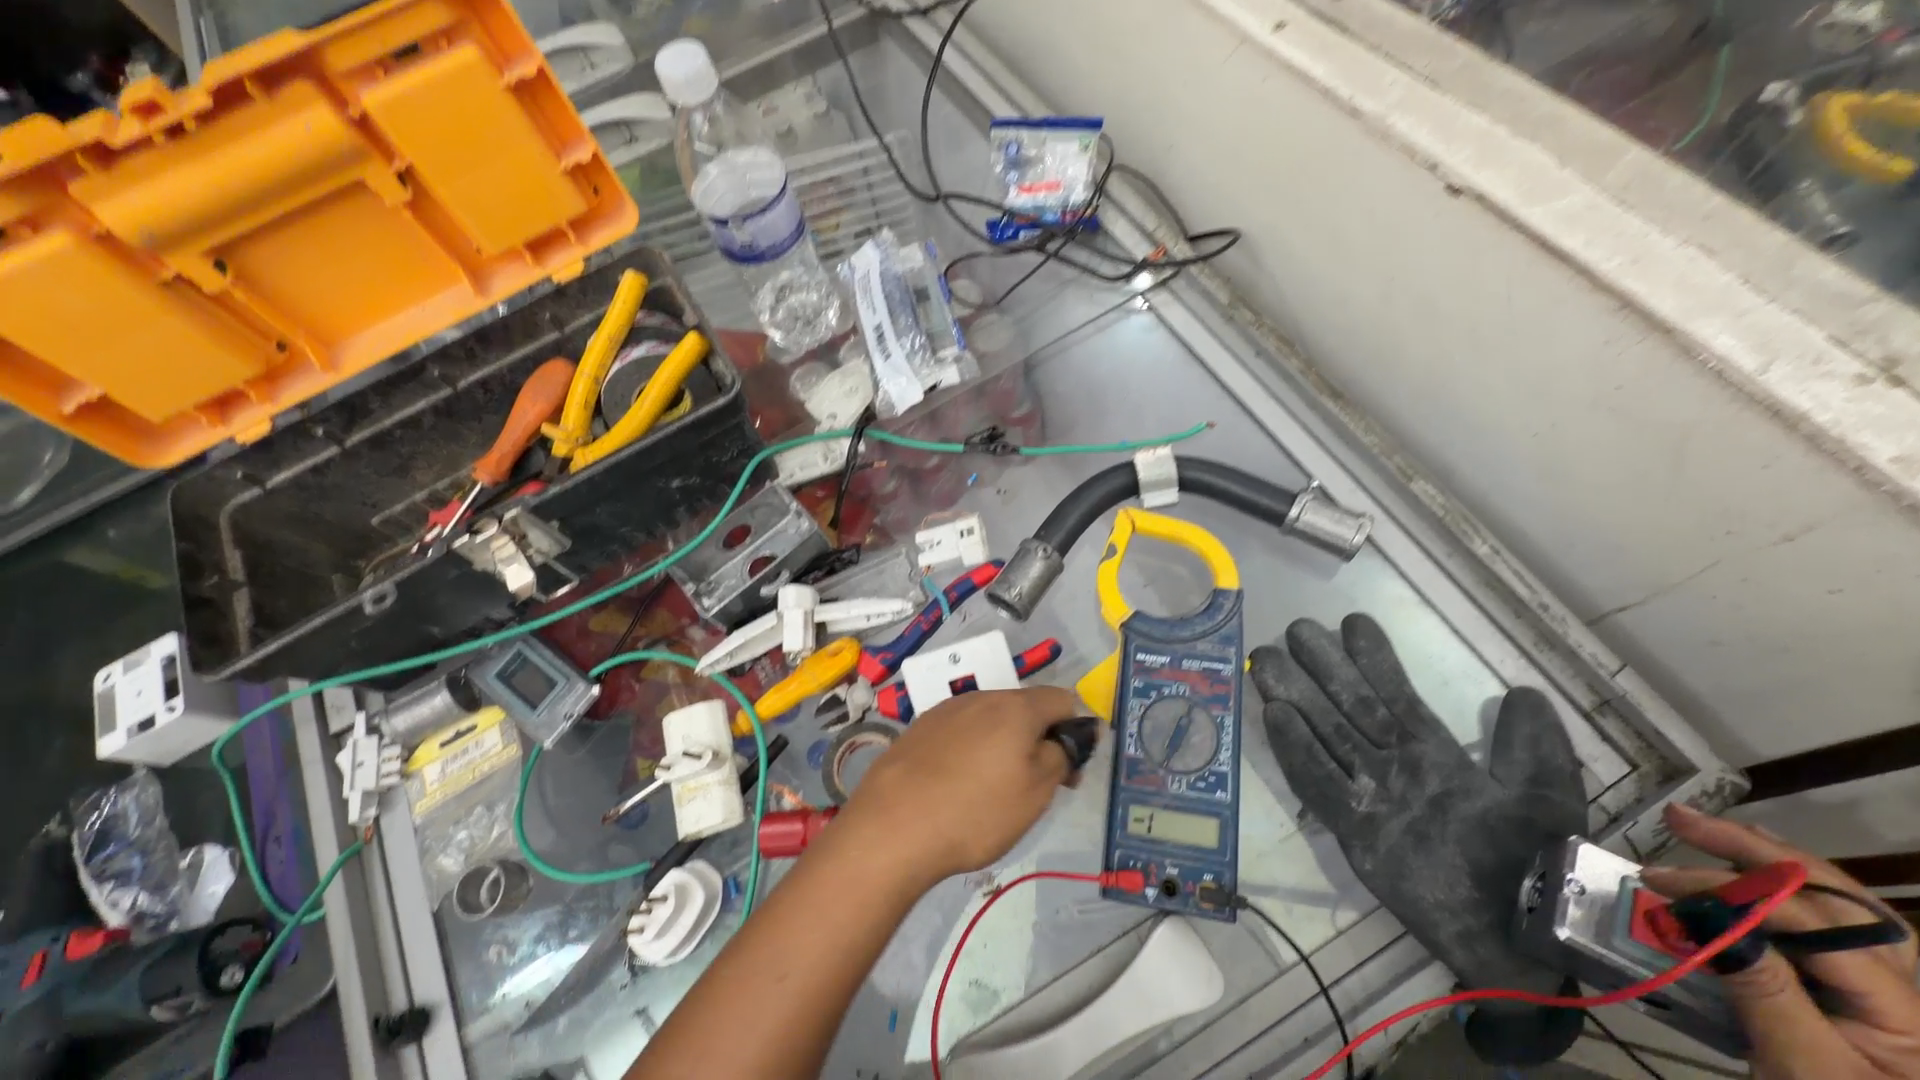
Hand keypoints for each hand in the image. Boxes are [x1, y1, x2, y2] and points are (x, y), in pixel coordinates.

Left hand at [834, 686, 1091, 886]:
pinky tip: (957, 788)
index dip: (1076, 731)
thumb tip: (1070, 736)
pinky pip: (959, 734)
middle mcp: (979, 698)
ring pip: (989, 721)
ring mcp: (943, 712)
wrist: (892, 828)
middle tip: (1036, 788)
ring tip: (993, 792)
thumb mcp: (1036, 792)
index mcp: (1015, 707)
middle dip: (1038, 740)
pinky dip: (969, 753)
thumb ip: (1061, 755)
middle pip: (1024, 709)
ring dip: (1003, 746)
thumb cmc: (976, 811)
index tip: (1070, 771)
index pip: (1062, 700)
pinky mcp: (916, 731)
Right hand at [1251, 614, 1588, 1066]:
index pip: (1396, 693)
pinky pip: (1320, 784)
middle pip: (1350, 706)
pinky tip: (1273, 716)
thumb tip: (1520, 690)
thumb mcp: (1547, 789)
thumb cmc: (1538, 857)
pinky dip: (1296, 751)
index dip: (1374, 658)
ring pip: (1326, 734)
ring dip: (1296, 696)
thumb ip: (1532, 740)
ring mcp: (1373, 796)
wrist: (1525, 932)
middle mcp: (1396, 766)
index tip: (1351, 621)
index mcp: (1436, 753)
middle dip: (1322, 666)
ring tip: (1266, 659)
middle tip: (1293, 629)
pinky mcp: (1358, 832)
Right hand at [1641, 803, 1919, 1078]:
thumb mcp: (1802, 1067)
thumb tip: (1707, 915)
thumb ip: (1764, 992)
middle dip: (1750, 848)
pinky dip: (1784, 887)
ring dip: (1767, 858)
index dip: (1729, 888)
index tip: (1656, 879)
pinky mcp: (1869, 991)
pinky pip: (1831, 923)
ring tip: (1708, 830)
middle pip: (1831, 893)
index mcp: (1905, 1002)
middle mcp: (1913, 980)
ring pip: (1836, 899)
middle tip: (1679, 819)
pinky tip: (1751, 870)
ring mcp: (1896, 983)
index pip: (1809, 920)